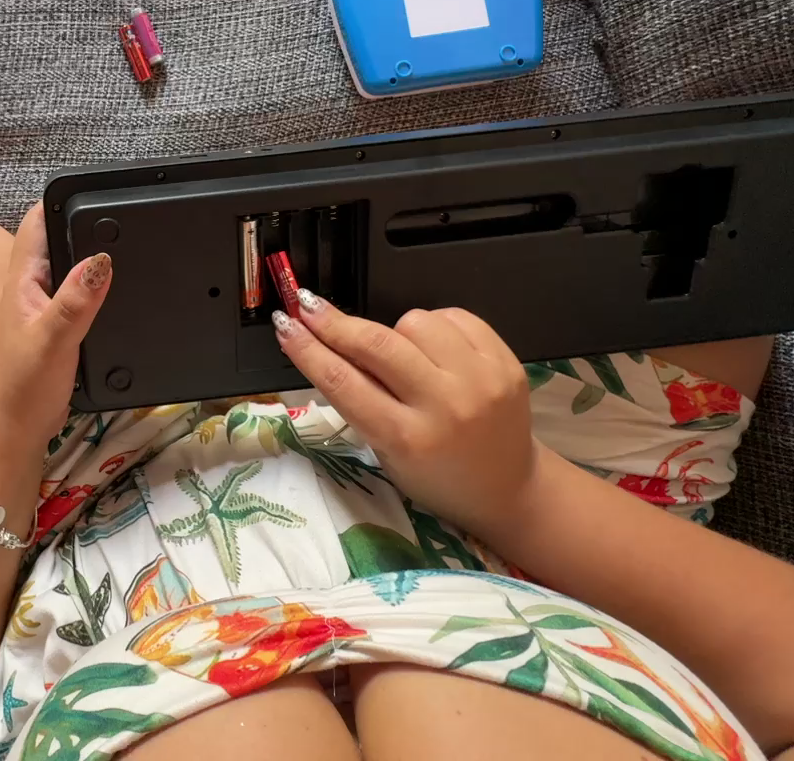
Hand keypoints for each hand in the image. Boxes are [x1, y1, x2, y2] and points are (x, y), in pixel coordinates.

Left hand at [0, 203, 112, 439]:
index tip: (94, 187)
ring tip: (128, 239)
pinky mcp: (58, 325)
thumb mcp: (54, 339)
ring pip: (68, 265)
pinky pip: (77, 291)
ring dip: (90, 252)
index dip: (59, 200)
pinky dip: (95, 283)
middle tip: (122, 209)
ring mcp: (44, 305)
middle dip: (83, 221)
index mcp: (23, 279)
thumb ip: (76, 299)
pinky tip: (118, 286)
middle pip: (56, 239)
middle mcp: (32, 285)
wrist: (17, 429)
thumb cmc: (25, 384)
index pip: (37, 223)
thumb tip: (103, 258)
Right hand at [272, 292, 538, 536]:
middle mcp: (445, 407)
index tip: (284, 325)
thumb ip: (358, 398)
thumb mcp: (384, 449)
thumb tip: (323, 341)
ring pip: (415, 320)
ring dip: (394, 330)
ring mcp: (480, 381)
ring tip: (399, 351)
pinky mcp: (505, 362)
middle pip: (375, 345)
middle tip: (306, 304)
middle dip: (332, 321)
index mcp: (406, 438)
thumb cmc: (433, 475)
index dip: (306, 349)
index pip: (343, 382)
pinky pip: (454, 316)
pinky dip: (434, 325)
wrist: (508, 489)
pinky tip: (431, 347)